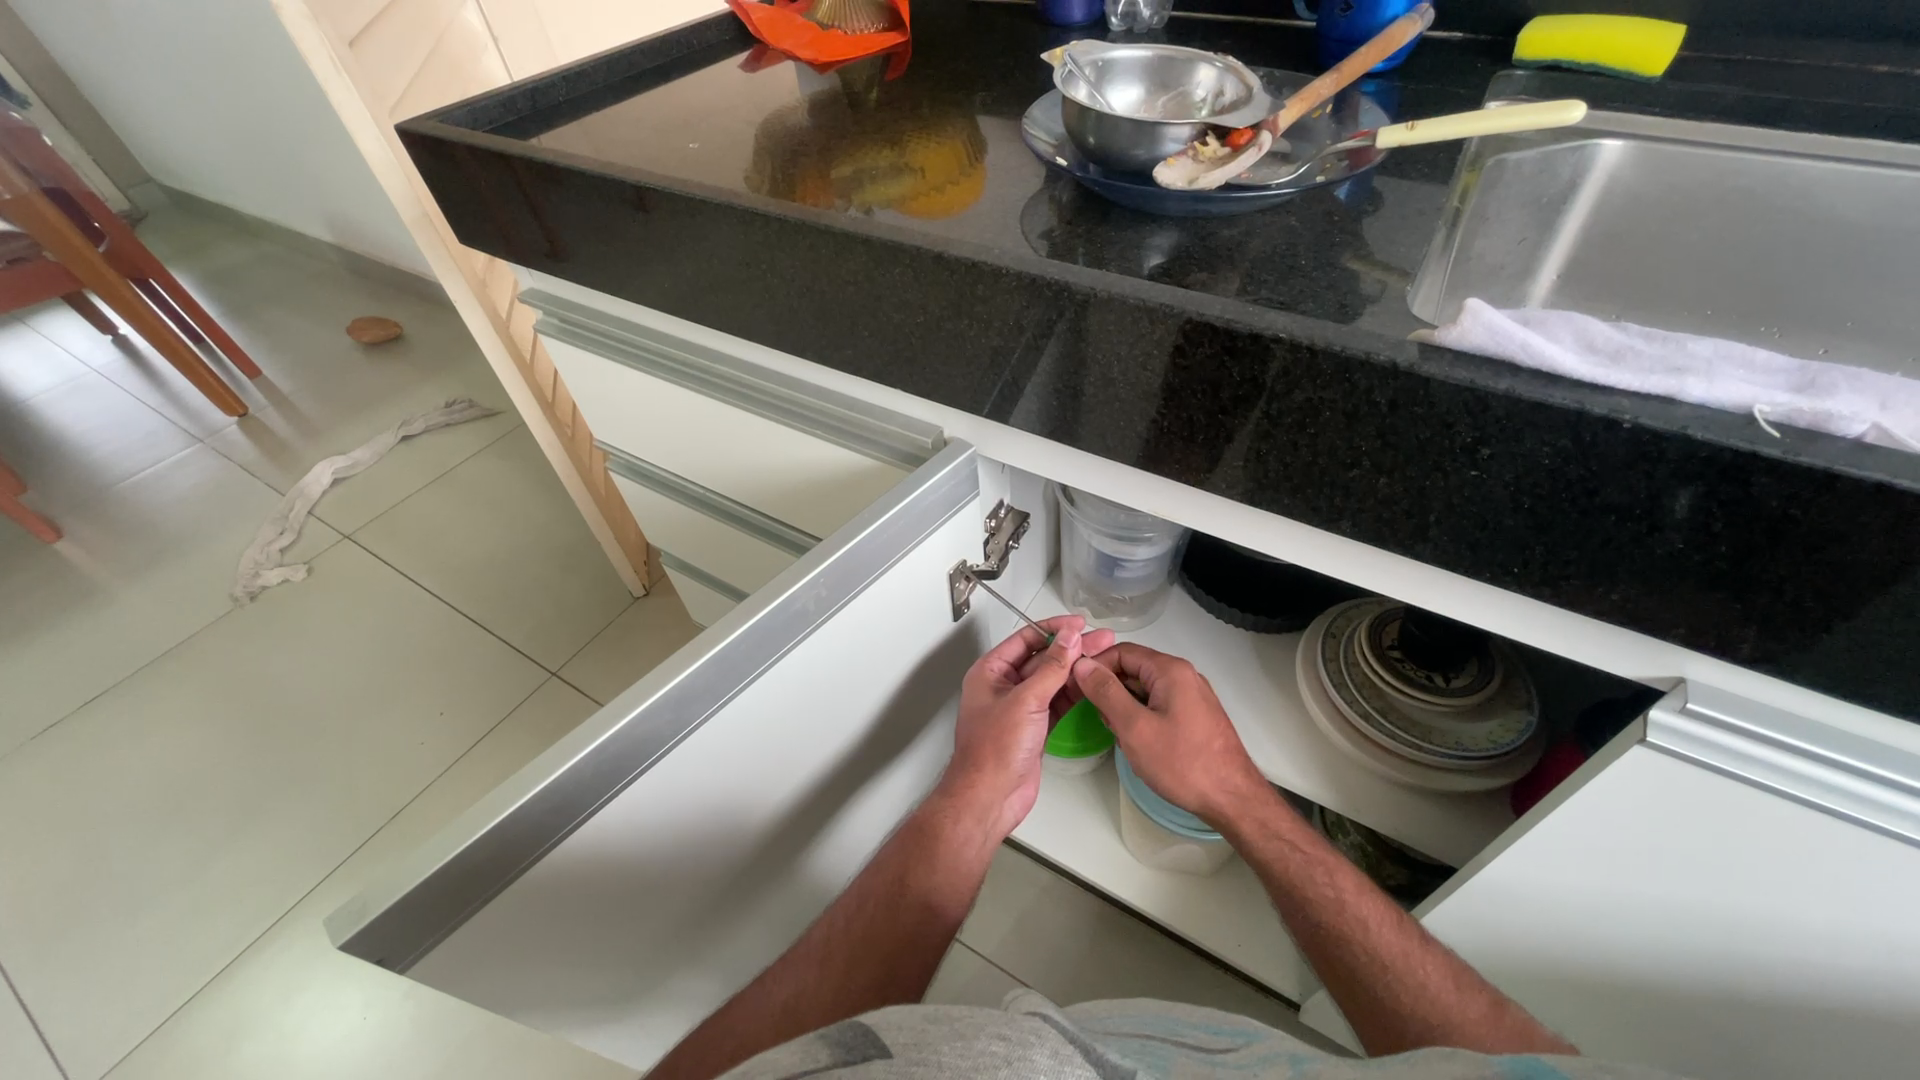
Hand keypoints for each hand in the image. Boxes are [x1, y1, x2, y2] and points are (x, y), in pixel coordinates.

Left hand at [935, 615, 1116, 840]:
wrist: (990, 797)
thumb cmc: (994, 750)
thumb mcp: (1025, 700)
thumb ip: (1051, 668)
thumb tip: (1070, 638)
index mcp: (991, 672)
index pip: (1026, 639)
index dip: (1054, 629)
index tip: (1081, 624)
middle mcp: (1004, 686)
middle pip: (1042, 658)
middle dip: (1072, 649)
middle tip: (1103, 639)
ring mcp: (1020, 708)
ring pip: (1053, 681)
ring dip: (1077, 670)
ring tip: (1107, 657)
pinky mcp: (1035, 728)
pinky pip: (1058, 702)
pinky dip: (1075, 693)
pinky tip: (1095, 684)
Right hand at [1073, 643, 1270, 829]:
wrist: (1232, 799)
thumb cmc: (1182, 763)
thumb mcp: (1134, 727)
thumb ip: (1106, 692)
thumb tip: (1082, 664)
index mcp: (1170, 670)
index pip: (1122, 652)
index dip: (1095, 667)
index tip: (1075, 689)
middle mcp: (1184, 676)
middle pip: (1134, 670)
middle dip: (1110, 691)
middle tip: (1101, 720)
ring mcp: (1192, 697)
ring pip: (1144, 691)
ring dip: (1125, 709)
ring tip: (1121, 737)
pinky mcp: (1195, 717)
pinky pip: (1158, 706)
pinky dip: (1142, 719)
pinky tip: (1139, 745)